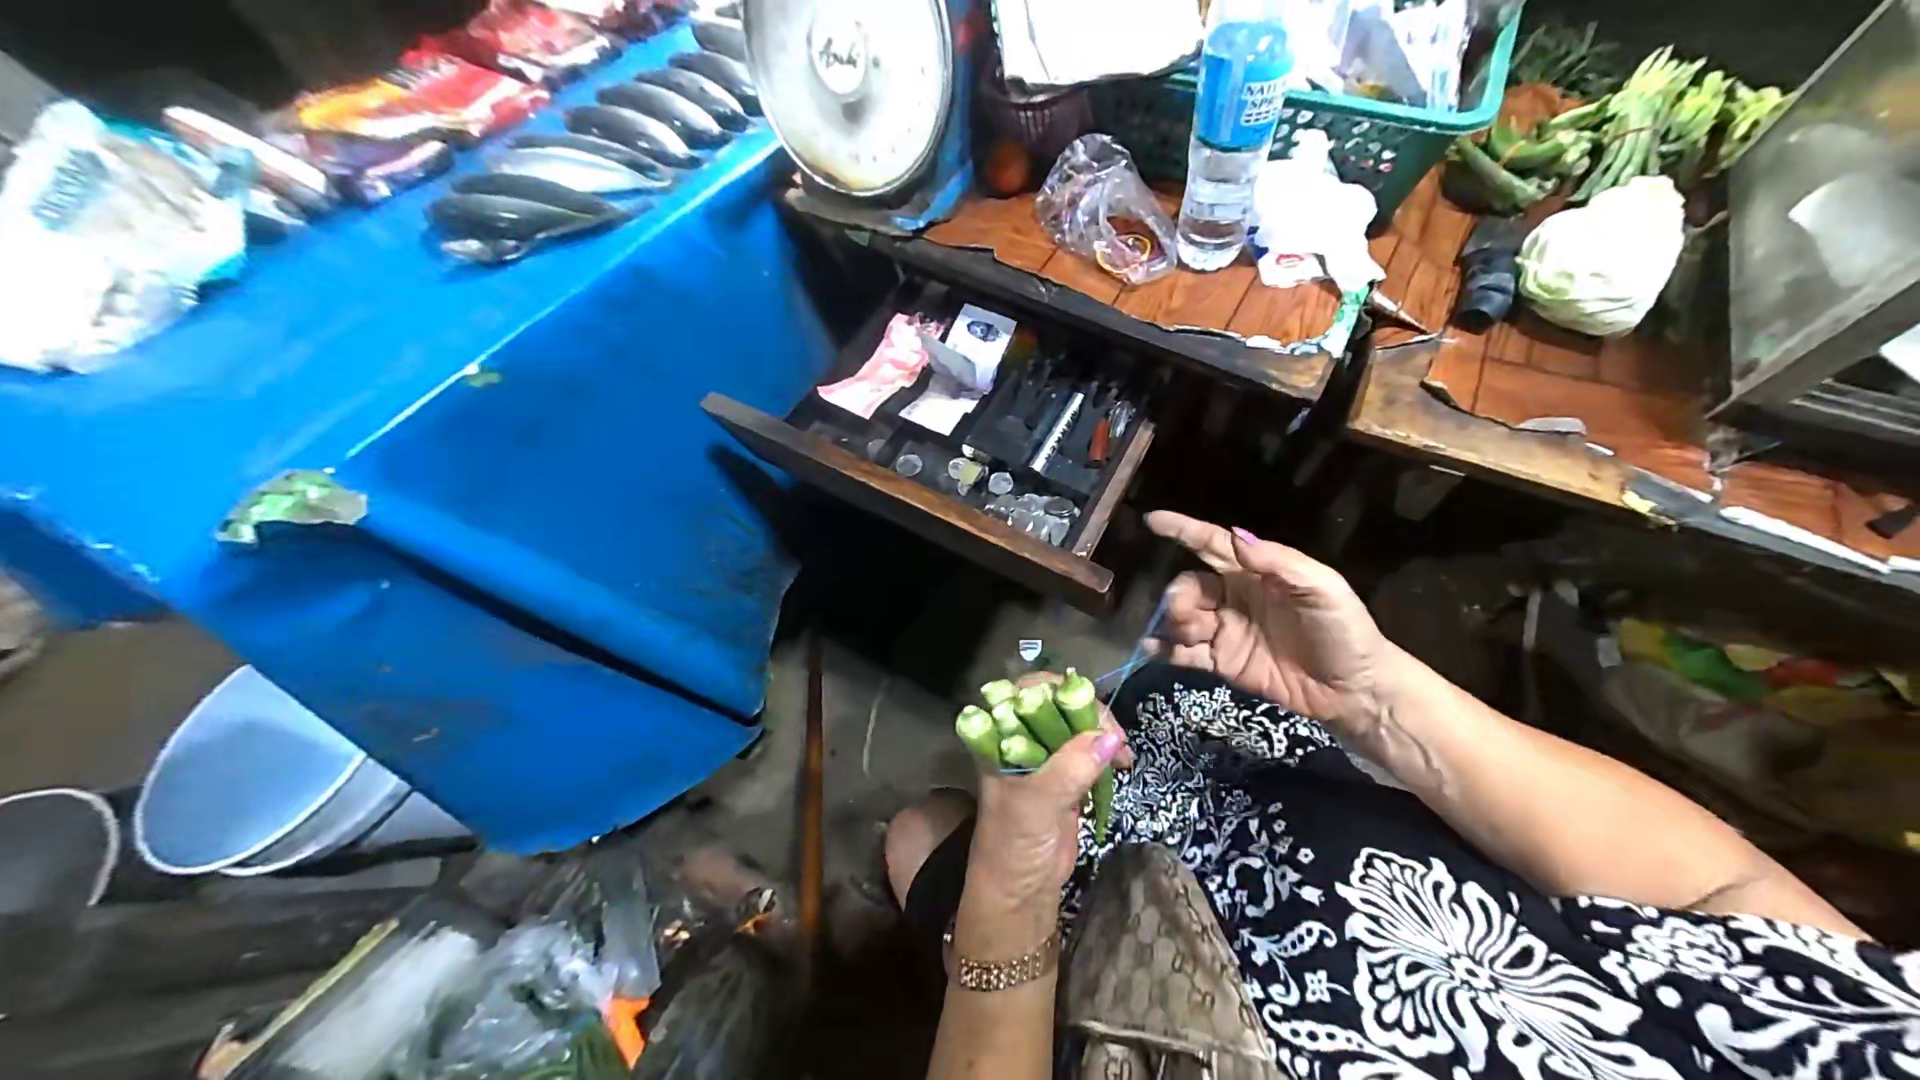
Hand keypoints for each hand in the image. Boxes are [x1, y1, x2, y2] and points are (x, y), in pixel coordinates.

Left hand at [962, 673, 1129, 923]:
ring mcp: (1043, 755)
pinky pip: (1088, 750)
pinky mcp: (1064, 774)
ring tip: (1123, 758)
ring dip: (1102, 733)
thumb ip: (1069, 769)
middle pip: (1058, 703)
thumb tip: (1110, 738)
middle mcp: (1020, 737)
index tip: (1090, 710)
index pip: (1027, 690)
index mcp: (1000, 734)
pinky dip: (1107, 753)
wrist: (1021, 891)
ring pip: (1076, 725)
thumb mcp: (1037, 803)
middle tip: (1116, 739)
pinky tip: (1121, 764)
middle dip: (1089, 714)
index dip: (1059, 692)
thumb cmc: (1014, 842)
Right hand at [1145, 511, 1399, 739]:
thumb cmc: (1345, 631)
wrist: (1356, 691)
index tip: (1153, 521)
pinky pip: (1184, 653)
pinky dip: (1163, 650)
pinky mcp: (1222, 663)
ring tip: (1182, 637)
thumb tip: (1234, 536)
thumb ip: (1278, 562)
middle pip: (1189, 586)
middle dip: (1178, 596)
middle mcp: (1233, 598)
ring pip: (1181, 618)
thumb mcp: (1322, 589)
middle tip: (1185, 615)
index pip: (1212, 544)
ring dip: (1171, 623)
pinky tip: (1153, 650)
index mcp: (1255, 573)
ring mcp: (1225, 631)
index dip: (1183, 530)